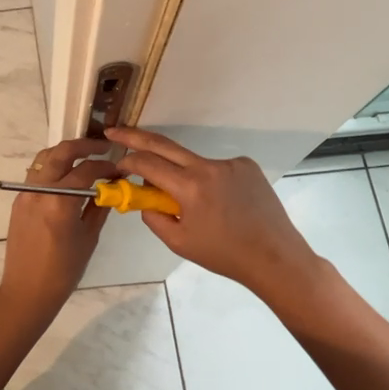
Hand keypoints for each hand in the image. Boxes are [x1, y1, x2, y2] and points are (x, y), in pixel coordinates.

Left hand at [0, 138, 118, 311]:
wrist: (27, 289)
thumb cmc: (64, 270)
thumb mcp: (89, 237)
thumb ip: (99, 207)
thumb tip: (110, 186)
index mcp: (60, 201)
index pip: (86, 170)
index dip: (105, 166)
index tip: (119, 169)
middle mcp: (40, 190)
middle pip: (61, 152)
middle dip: (84, 145)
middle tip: (103, 147)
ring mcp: (25, 193)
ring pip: (44, 158)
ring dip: (65, 152)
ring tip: (85, 156)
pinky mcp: (18, 199)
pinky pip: (35, 173)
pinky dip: (52, 166)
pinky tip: (66, 175)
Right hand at [105, 127, 325, 290]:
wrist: (275, 257)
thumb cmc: (224, 255)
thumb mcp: (178, 242)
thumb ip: (154, 216)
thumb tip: (146, 198)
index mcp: (190, 187)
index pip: (147, 163)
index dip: (128, 162)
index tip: (117, 165)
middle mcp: (209, 167)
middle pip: (163, 144)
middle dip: (135, 138)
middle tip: (114, 132)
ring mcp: (230, 163)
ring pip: (193, 162)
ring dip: (182, 174)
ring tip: (198, 207)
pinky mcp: (246, 165)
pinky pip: (215, 168)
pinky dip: (209, 181)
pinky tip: (222, 205)